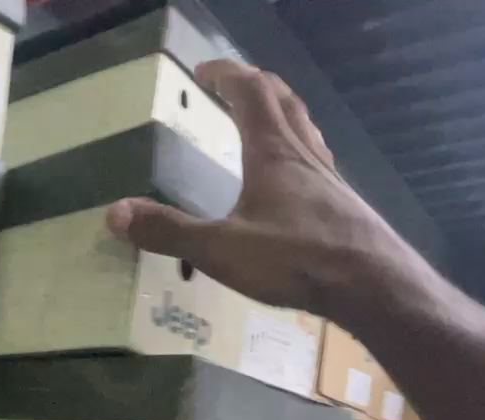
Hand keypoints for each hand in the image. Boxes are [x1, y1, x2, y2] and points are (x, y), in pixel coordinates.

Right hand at [103, 60, 440, 326]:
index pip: (251, 93)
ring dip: (281, 114)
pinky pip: (315, 161)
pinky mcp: (340, 204)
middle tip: (232, 86)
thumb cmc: (294, 258)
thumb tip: (114, 214)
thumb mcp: (220, 249)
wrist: (370, 283)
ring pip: (304, 129)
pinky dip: (296, 152)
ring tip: (261, 122)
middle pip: (283, 102)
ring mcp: (327, 178)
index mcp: (273, 152)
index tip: (204, 70)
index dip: (227, 76)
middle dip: (255, 86)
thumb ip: (168, 231)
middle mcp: (303, 153)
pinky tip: (291, 178)